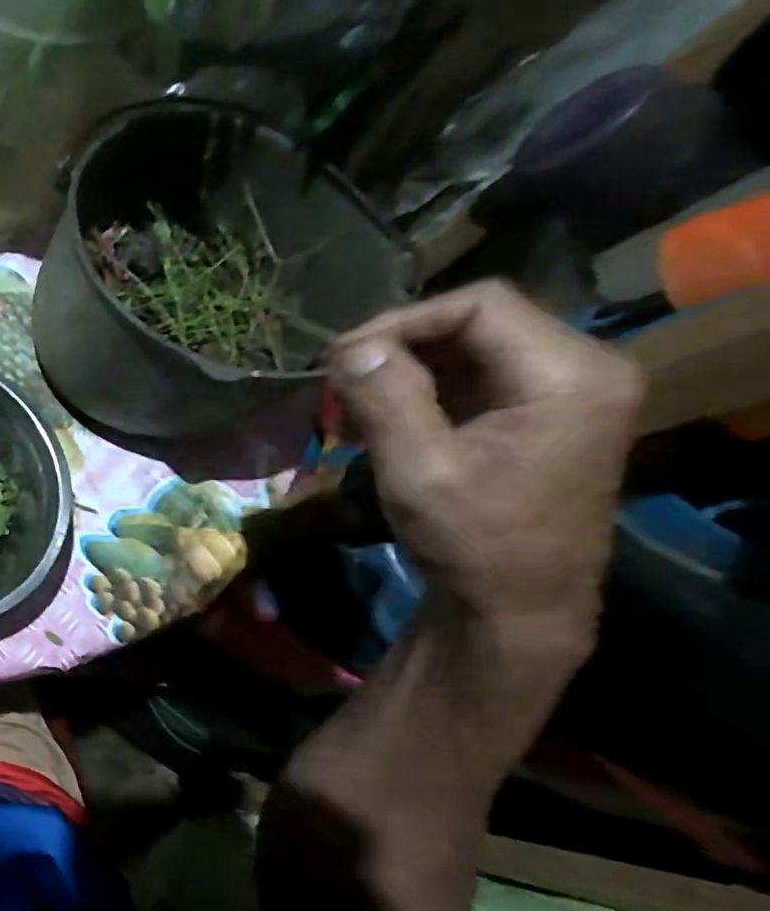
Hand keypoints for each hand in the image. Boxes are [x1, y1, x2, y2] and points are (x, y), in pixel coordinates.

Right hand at [327, 282, 643, 640]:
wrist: (514, 603)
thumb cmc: (473, 540)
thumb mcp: (419, 471)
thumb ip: (387, 401)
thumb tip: (349, 348)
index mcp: (568, 375)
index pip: (478, 306)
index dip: (399, 322)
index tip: (336, 360)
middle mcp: (577, 369)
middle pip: (471, 322)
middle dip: (391, 348)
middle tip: (333, 387)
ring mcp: (556, 392)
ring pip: (462, 349)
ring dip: (395, 371)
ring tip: (346, 409)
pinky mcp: (529, 415)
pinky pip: (464, 379)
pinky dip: (410, 391)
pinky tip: (373, 420)